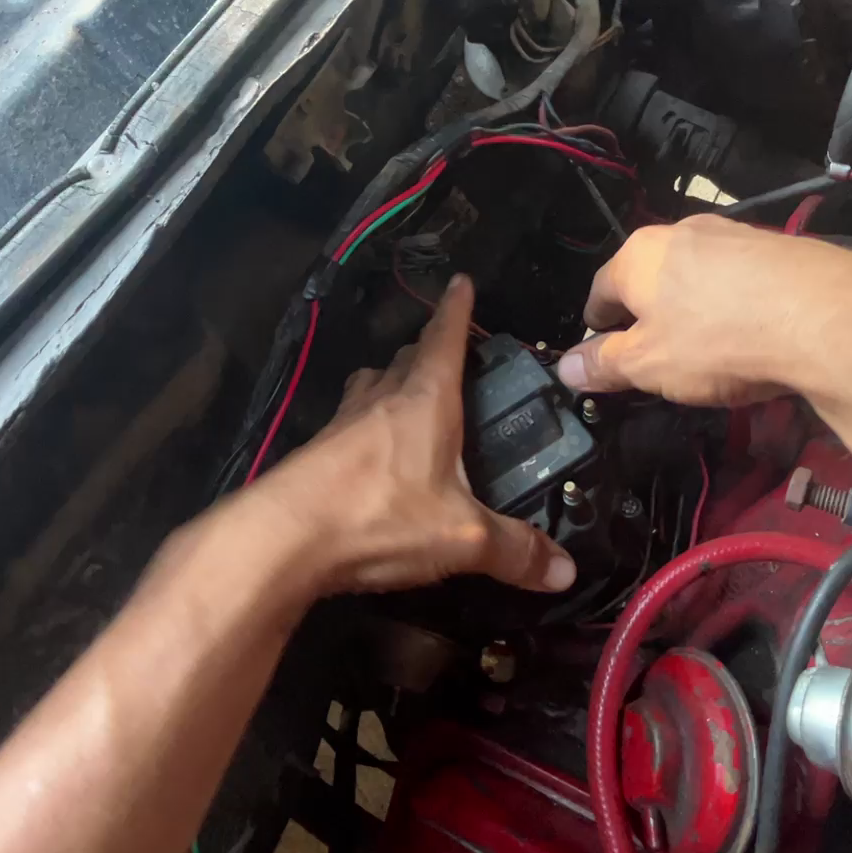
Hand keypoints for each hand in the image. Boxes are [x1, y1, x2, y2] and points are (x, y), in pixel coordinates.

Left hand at [251, 275, 576, 596]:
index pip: (444, 338)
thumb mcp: (461, 537)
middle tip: (448, 357)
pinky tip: (371, 453)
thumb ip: (515, 551)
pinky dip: (365, 424)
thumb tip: (568, 571)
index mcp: (425, 400)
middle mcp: (382, 399)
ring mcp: (342, 423)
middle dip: (427, 350)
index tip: (461, 280)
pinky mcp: (315, 453)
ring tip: (408, 396)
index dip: (456, 309)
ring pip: (371, 386)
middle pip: (406, 360)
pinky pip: (348, 423)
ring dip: (391, 382)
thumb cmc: (381, 516)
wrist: (283, 538)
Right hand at [556, 214, 851, 408]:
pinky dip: (733, 303)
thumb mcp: (648, 365)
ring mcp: (734, 235)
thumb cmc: (718, 339)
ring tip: (702, 346)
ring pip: (695, 275)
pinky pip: (739, 278)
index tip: (598, 346)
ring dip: (690, 307)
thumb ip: (604, 364)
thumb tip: (566, 368)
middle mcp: (682, 232)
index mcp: (638, 256)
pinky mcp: (779, 247)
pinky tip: (749, 334)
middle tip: (651, 352)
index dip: (595, 323)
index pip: (600, 289)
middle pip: (649, 277)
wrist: (828, 317)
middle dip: (645, 314)